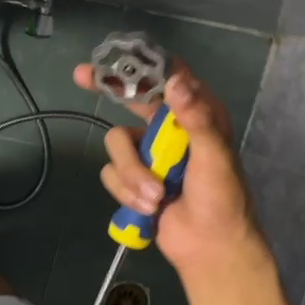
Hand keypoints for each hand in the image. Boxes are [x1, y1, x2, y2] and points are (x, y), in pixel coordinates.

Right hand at [73, 62, 265, 280]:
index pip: (167, 77)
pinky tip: (147, 209)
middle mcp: (168, 128)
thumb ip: (195, 118)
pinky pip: (111, 174)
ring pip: (116, 144)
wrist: (210, 248)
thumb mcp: (214, 157)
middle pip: (128, 97)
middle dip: (105, 90)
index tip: (118, 56)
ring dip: (131, 173)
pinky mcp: (132, 178)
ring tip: (154, 198)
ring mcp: (148, 153)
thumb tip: (176, 81)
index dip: (141, 64)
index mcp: (195, 114)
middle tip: (81, 76)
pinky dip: (127, 192)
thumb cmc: (223, 200)